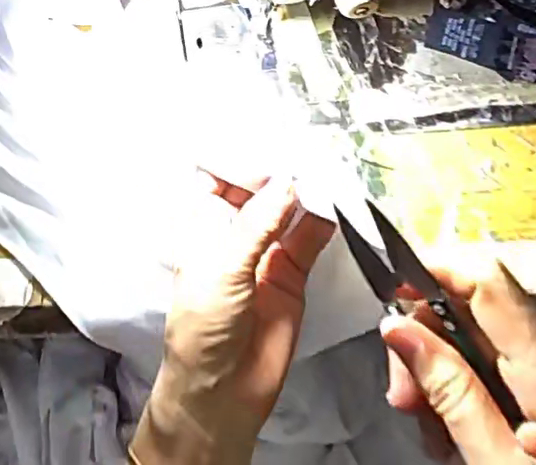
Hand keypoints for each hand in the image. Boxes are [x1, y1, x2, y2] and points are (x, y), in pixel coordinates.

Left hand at [131, 175, 333, 464]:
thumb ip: (257, 226)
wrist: (222, 388)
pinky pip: (306, 242)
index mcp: (202, 223)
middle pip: (256, 192)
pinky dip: (321, 225)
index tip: (268, 147)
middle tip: (303, 155)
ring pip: (285, 214)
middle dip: (276, 174)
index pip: (219, 178)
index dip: (241, 161)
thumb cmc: (202, 323)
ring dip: (303, 196)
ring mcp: (262, 253)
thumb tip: (283, 185)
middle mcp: (231, 233)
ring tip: (324, 176)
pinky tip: (333, 208)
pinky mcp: (289, 276)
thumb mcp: (225, 267)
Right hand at [381, 260, 535, 464]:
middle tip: (402, 397)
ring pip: (491, 349)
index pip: (488, 282)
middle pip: (480, 318)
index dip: (433, 271)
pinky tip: (464, 433)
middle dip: (429, 342)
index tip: (392, 298)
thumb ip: (452, 394)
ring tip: (431, 429)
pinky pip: (516, 378)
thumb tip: (395, 325)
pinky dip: (478, 393)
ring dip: (447, 373)